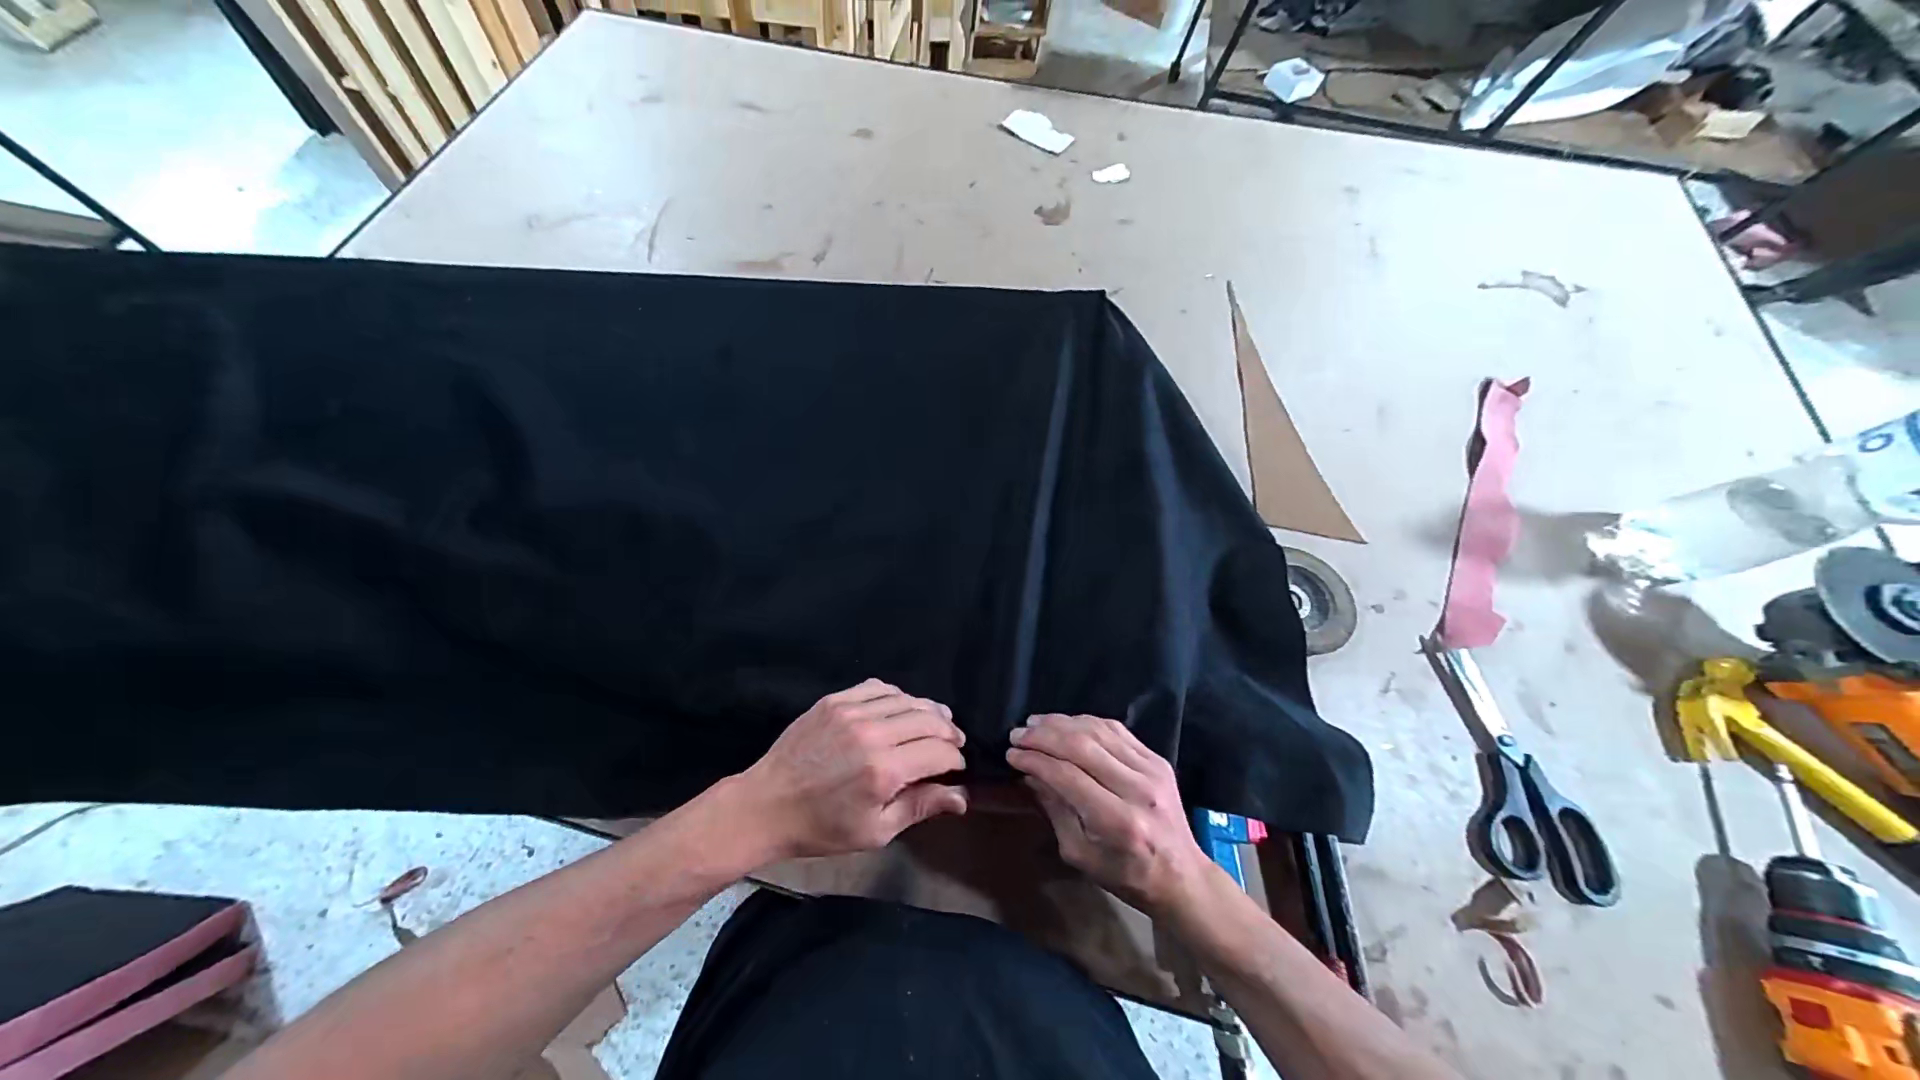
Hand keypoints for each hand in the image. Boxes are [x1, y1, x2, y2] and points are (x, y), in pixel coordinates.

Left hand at [737, 679, 968, 858]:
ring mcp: (851, 711)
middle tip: (953, 742)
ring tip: (935, 722)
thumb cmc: (822, 827)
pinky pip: (877, 687)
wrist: (767, 806)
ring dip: (928, 710)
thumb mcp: (876, 831)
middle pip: (929, 719)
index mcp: (884, 771)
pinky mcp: (834, 701)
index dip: (955, 759)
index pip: (939, 752)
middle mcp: (872, 733)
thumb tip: (962, 798)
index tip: (955, 767)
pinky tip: (901, 708)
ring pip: (907, 699)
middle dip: (949, 731)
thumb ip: (920, 807)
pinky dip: (897, 696)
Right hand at [1006, 713, 1211, 915]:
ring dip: (1062, 723)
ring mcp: (1151, 770)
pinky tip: (1066, 723)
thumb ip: (1055, 809)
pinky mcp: (1158, 760)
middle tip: (1017, 734)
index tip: (1011, 754)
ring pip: (1098, 731)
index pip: (1067, 775)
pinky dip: (1087, 722)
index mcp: (1117, 821)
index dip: (1035, 760)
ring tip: (1035, 723)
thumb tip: (1030, 773)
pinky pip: (1117, 730)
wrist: (1181, 876)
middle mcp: (1137, 789)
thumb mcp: (1080, 854)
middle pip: (1082, 746)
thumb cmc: (1125, 874)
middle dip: (1043, 736)